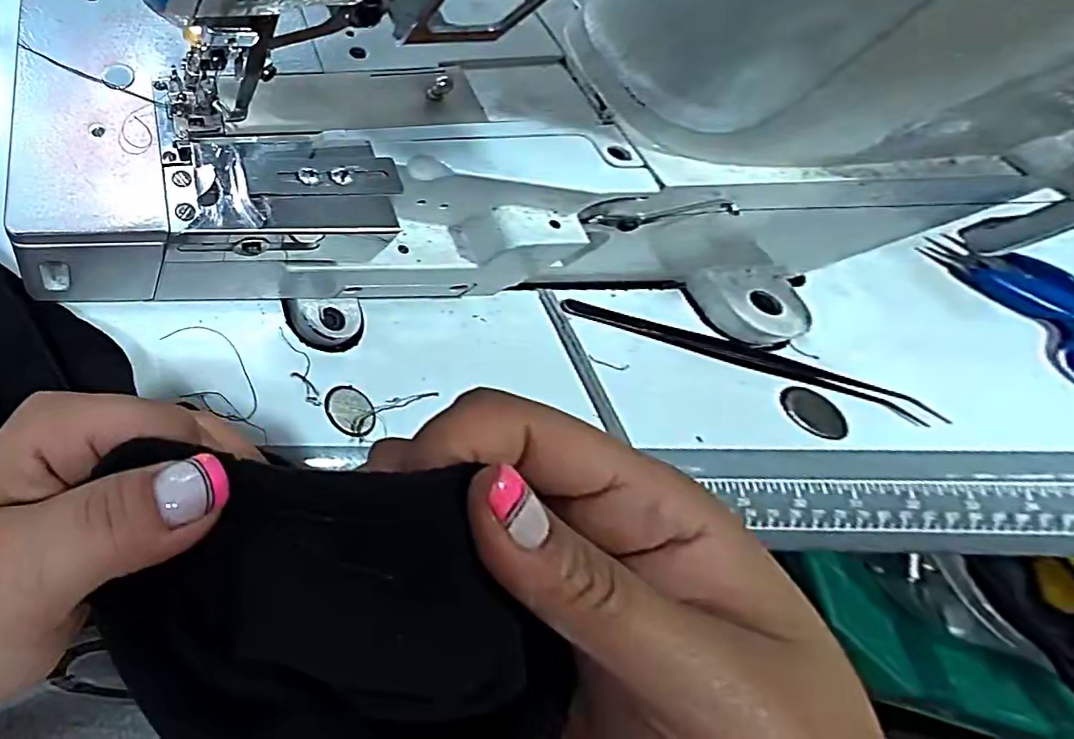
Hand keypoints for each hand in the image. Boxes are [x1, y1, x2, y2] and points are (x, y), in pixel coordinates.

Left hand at [0, 392, 258, 717]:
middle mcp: (75, 428)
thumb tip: (207, 481)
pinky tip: (215, 544)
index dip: (209, 459)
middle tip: (264, 532)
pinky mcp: (99, 499)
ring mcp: (87, 463)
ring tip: (252, 539)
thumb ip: (115, 520)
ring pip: (170, 464)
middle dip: (217, 473)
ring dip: (210, 496)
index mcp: (55, 422)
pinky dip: (190, 516)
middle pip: (169, 434)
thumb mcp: (35, 566)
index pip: (155, 421)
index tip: (261, 513)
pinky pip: (159, 494)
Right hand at [365, 389, 878, 738]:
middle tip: (390, 511)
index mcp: (645, 505)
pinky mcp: (511, 613)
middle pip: (476, 447)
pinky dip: (416, 556)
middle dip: (424, 466)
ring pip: (450, 499)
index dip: (461, 437)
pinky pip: (447, 562)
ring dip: (413, 508)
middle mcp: (584, 523)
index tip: (416, 480)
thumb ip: (599, 588)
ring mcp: (543, 569)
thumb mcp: (711, 675)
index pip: (525, 426)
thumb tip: (493, 493)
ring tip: (391, 540)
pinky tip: (405, 572)